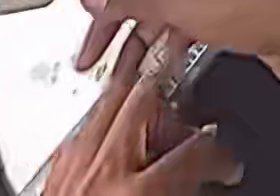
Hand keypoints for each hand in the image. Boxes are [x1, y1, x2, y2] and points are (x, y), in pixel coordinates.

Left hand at [48, 32, 240, 195]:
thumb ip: (182, 190)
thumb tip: (207, 178)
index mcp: (138, 194)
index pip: (194, 152)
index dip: (220, 152)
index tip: (227, 159)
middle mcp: (104, 172)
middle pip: (147, 97)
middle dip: (174, 94)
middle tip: (191, 107)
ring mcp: (73, 169)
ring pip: (110, 100)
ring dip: (137, 99)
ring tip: (156, 110)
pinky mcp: (52, 177)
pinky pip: (83, 132)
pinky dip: (104, 126)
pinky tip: (115, 138)